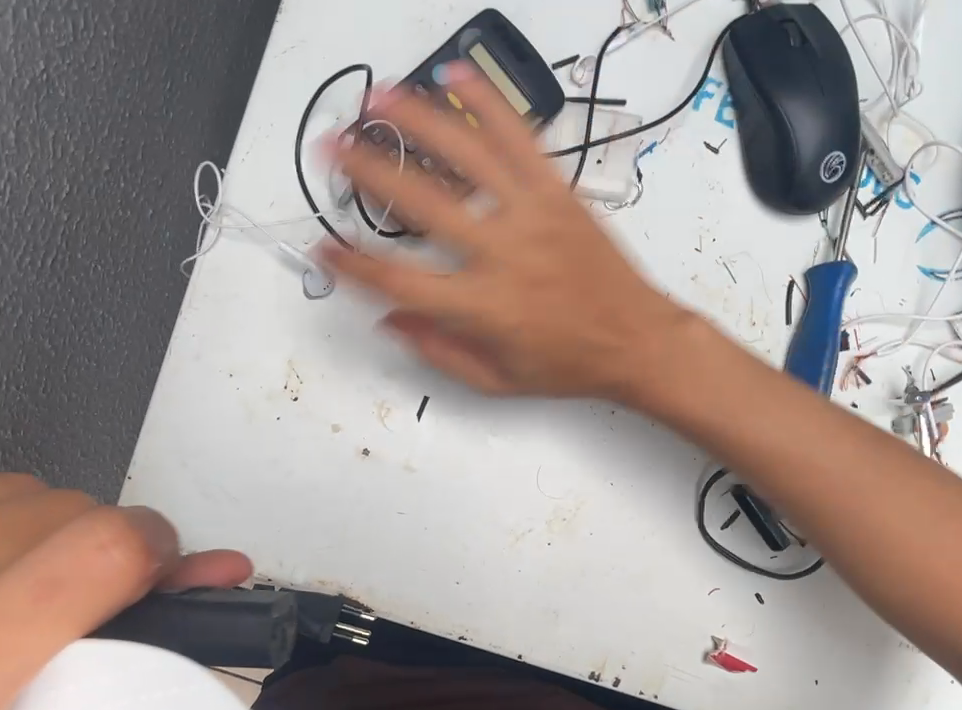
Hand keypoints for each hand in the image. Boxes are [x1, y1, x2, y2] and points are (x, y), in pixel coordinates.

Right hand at [320, 65, 701, 405]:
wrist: (636, 341)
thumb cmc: (571, 363)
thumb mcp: (497, 380)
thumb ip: (439, 351)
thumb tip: (392, 320)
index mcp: (482, 307)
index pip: (398, 280)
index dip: (353, 264)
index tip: (325, 248)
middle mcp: (502, 255)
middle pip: (420, 202)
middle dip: (367, 172)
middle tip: (333, 150)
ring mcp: (532, 217)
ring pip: (466, 156)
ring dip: (418, 121)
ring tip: (380, 99)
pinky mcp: (558, 194)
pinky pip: (520, 140)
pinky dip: (489, 105)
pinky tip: (459, 77)